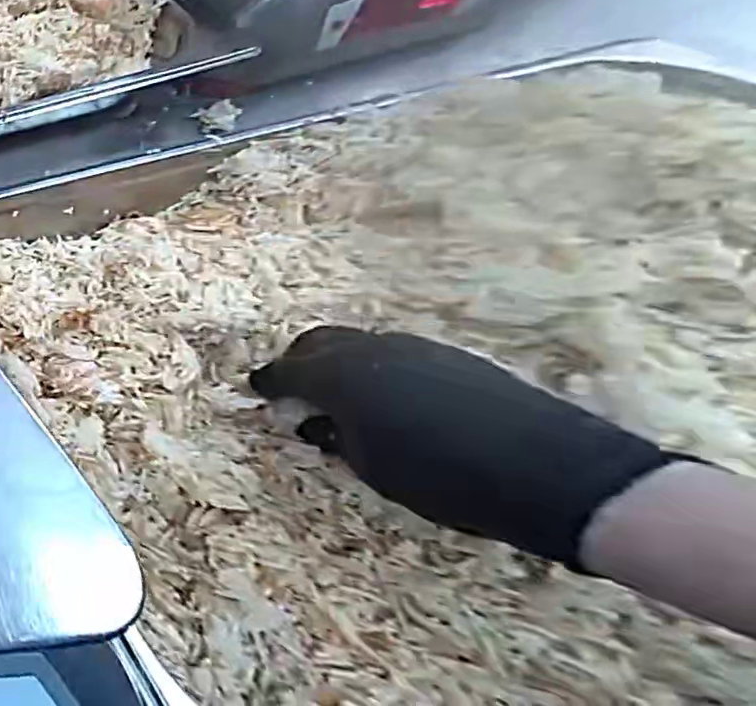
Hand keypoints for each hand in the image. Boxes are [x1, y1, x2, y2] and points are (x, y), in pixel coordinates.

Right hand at [249, 326, 685, 569]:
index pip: (284, 372)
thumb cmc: (446, 478)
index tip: (258, 390)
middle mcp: (365, 349)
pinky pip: (393, 354)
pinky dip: (377, 370)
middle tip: (296, 388)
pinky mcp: (449, 356)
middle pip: (315, 343)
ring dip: (340, 363)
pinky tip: (393, 400)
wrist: (562, 476)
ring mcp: (410, 347)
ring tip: (346, 396)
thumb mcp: (373, 468)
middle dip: (299, 362)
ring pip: (355, 344)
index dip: (268, 383)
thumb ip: (337, 437)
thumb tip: (319, 423)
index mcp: (335, 374)